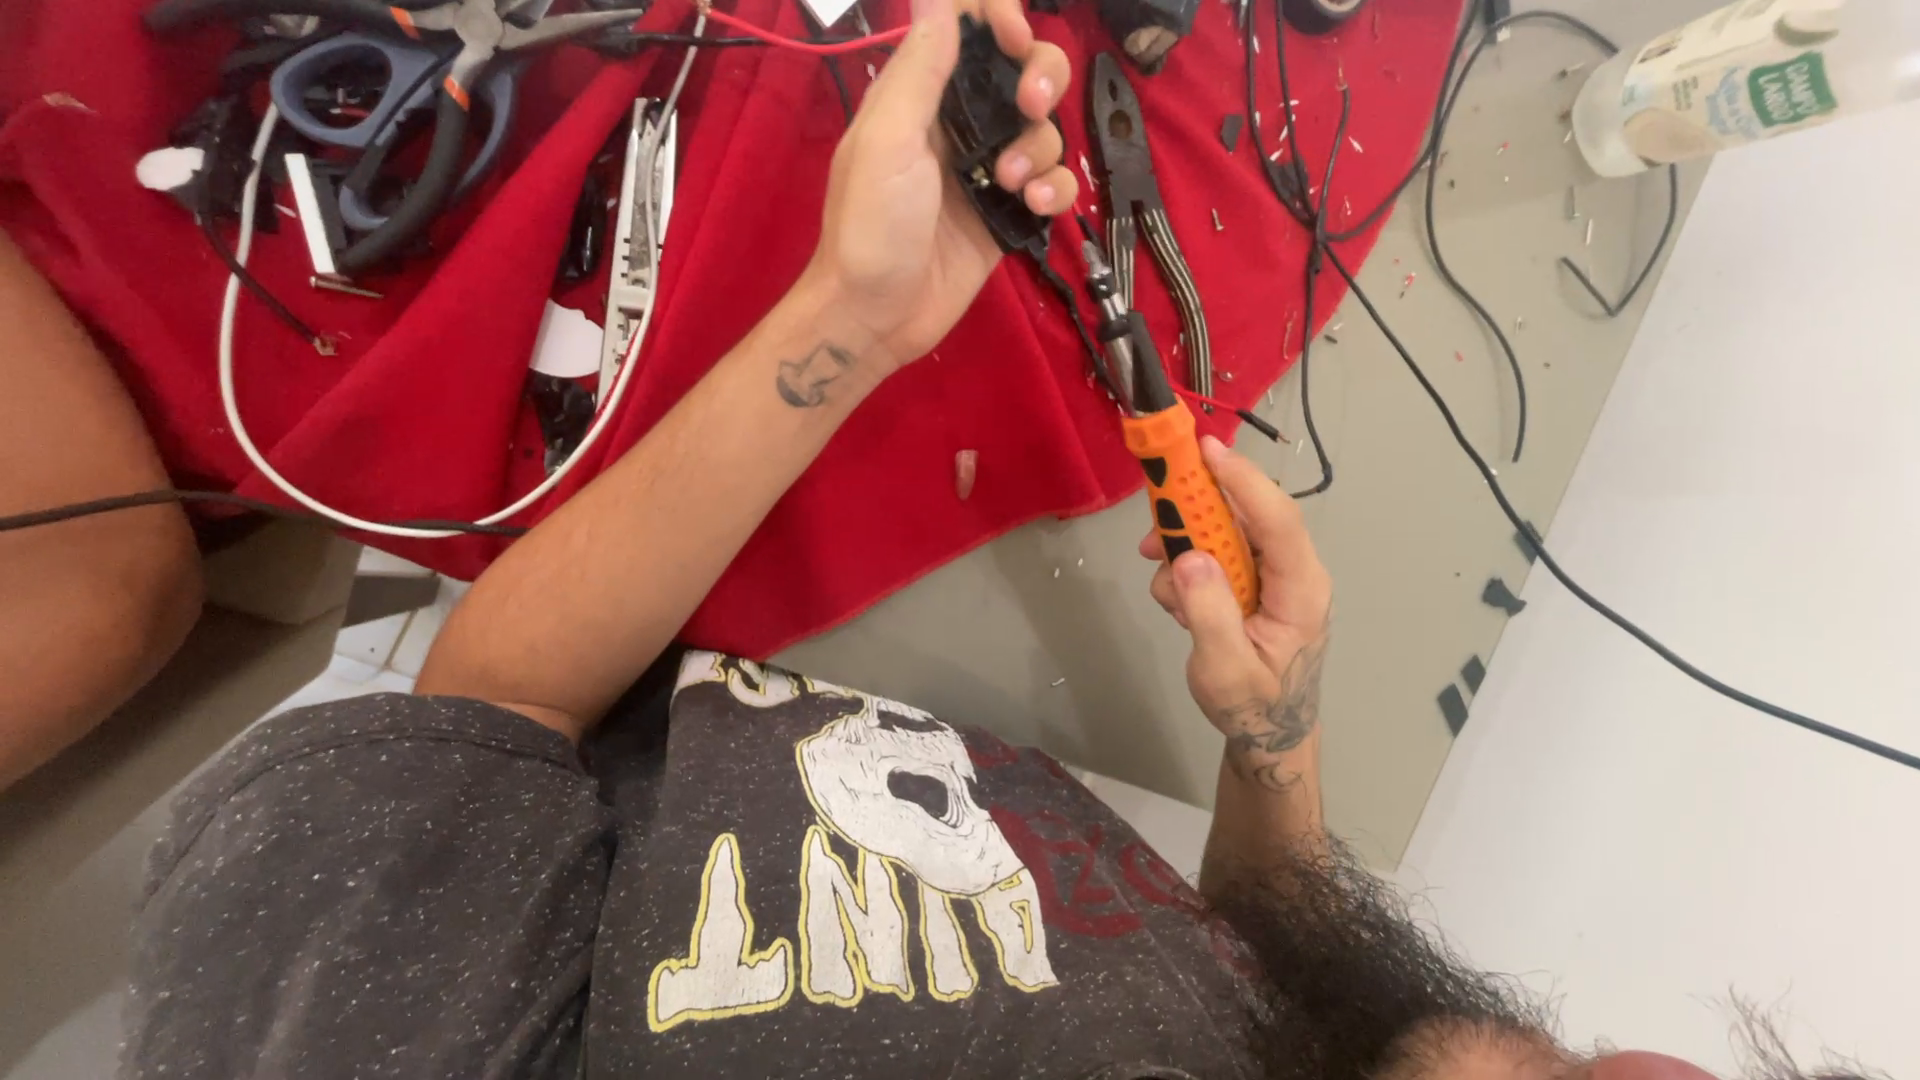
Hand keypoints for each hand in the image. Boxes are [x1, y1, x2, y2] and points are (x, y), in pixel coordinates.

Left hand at [806, 0, 1075, 372]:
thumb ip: (919, 72)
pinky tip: (1035, 206)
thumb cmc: (871, 228)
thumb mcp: (887, 142)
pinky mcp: (1008, 217)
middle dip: (1040, 78)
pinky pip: (1051, 186)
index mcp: (921, 97)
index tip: (1015, 41)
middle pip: (1023, 73)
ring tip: (1014, 183)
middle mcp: (959, 128)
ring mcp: (988, 174)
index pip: (969, 29)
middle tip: (1030, 107)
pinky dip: (1055, 191)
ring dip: (1042, 147)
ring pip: (1044, 131)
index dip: (1000, 19)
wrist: (878, 315)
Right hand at [1141, 436, 1332, 791]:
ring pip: (1221, 535)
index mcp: (1301, 590)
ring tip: (1168, 597)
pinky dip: (1185, 571)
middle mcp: (1290, 572)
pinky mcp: (1250, 583)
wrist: (1268, 733)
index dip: (1243, 482)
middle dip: (1194, 519)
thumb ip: (1210, 614)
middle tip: (1152, 537)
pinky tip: (1181, 605)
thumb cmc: (1255, 707)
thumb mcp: (1226, 670)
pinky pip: (1214, 555)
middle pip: (1244, 517)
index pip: (1278, 520)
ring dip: (1183, 553)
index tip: (1206, 452)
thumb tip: (1188, 558)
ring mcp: (1270, 576)